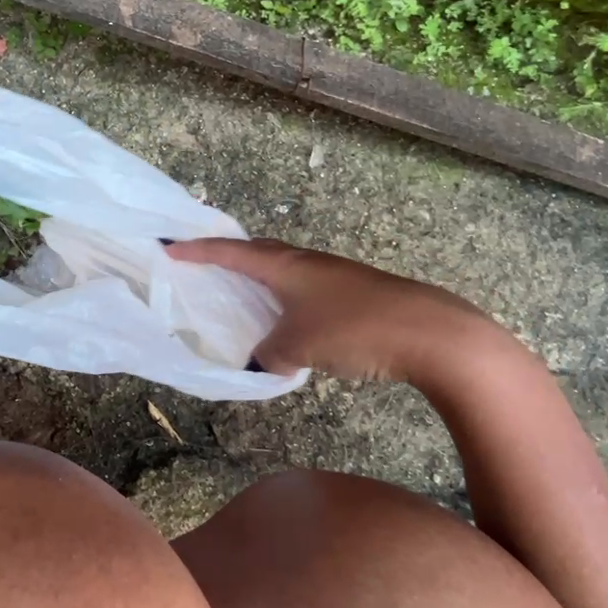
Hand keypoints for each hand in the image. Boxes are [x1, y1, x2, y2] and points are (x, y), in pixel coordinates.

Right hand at [165, 238, 502, 383]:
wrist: (439, 335)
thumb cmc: (355, 330)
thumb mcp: (299, 347)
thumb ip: (270, 353)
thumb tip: (263, 359)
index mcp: (283, 266)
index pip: (228, 252)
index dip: (197, 251)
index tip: (169, 248)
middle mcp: (306, 262)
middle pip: (259, 251)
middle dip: (232, 255)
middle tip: (208, 263)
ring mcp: (338, 275)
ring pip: (288, 269)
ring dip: (265, 277)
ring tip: (250, 294)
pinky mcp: (363, 292)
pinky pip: (311, 286)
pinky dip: (292, 296)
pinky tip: (298, 319)